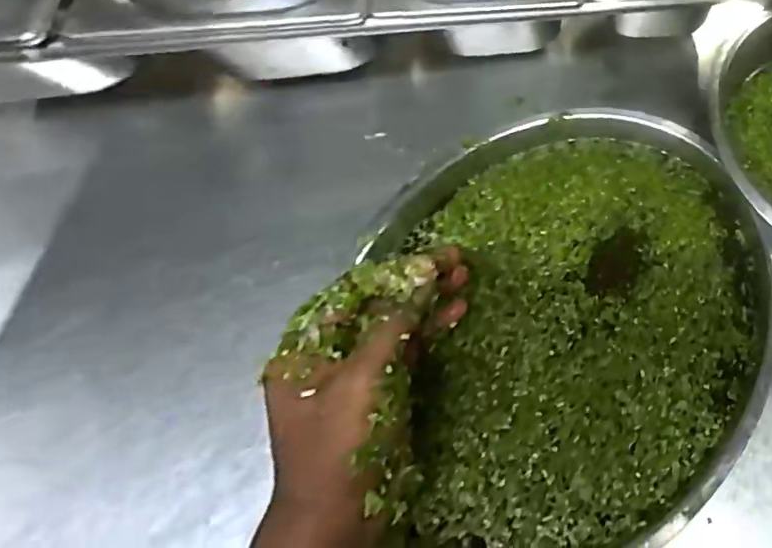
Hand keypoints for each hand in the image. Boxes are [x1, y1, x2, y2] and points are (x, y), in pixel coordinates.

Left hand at [254, 248, 468, 547]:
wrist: (338, 516)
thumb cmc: (339, 442)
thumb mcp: (362, 377)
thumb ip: (393, 322)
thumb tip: (424, 272)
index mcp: (306, 352)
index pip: (352, 295)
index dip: (394, 271)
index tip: (434, 256)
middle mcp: (329, 358)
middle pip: (379, 306)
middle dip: (418, 283)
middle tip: (458, 262)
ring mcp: (357, 375)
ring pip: (398, 324)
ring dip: (430, 302)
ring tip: (465, 280)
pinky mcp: (383, 391)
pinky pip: (409, 348)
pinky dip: (432, 329)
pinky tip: (457, 312)